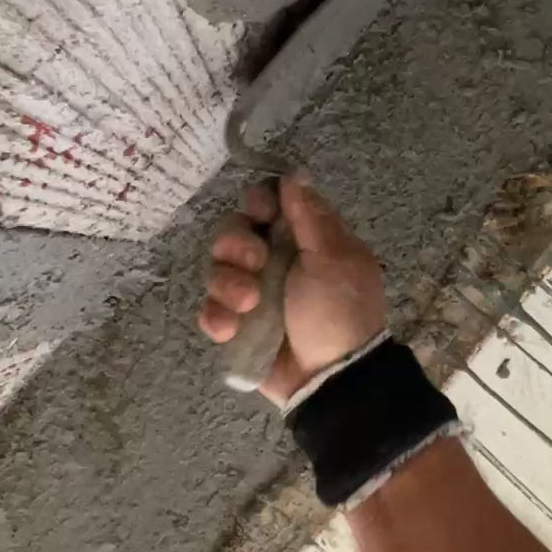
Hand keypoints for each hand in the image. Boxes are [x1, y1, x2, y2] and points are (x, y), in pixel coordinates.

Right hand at [199, 172, 385, 404]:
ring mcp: (254, 294)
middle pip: (233, 232)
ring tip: (249, 305)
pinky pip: (211, 310)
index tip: (260, 213)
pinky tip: (231, 329)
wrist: (331, 378)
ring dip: (227, 283)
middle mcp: (275, 260)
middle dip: (236, 244)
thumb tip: (296, 174)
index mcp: (304, 240)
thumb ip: (310, 216)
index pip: (268, 204)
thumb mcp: (333, 259)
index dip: (257, 203)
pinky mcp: (238, 325)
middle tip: (256, 263)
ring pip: (217, 270)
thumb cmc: (340, 311)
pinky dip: (217, 317)